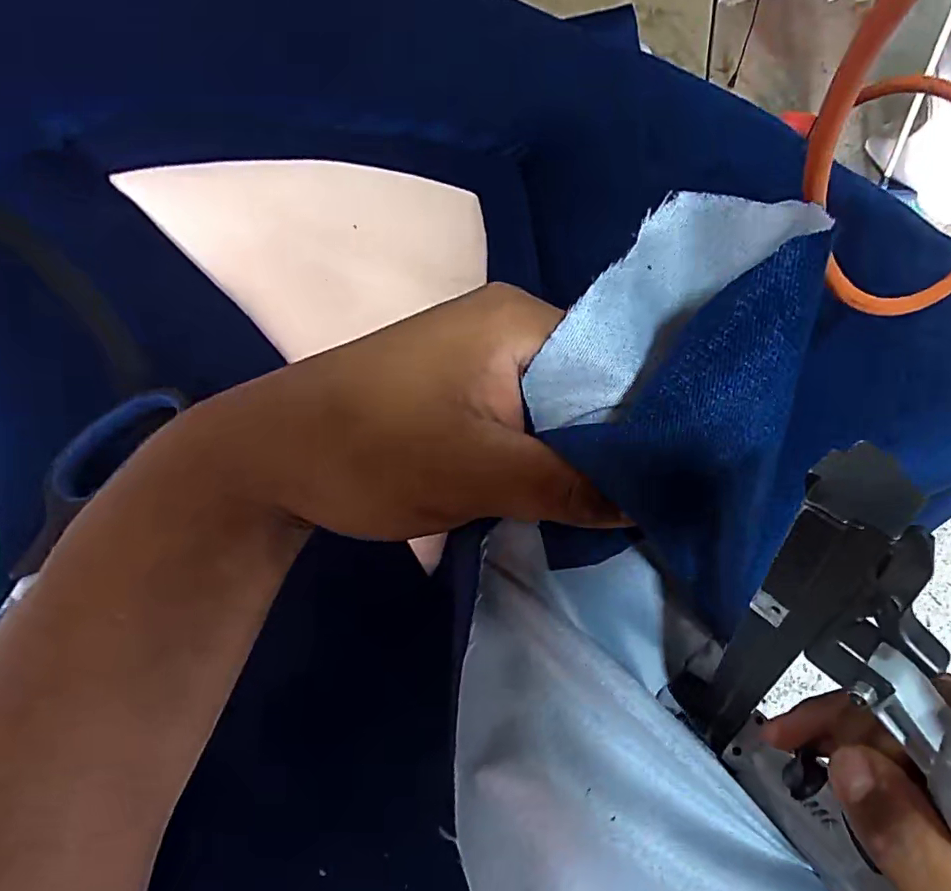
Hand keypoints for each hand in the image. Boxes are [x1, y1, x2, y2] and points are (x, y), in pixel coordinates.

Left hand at [177, 283, 623, 540]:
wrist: (266, 460)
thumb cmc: (367, 450)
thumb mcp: (477, 472)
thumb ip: (570, 486)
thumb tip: (650, 510)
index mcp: (521, 321)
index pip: (620, 364)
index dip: (651, 421)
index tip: (683, 476)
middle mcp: (517, 332)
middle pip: (599, 392)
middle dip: (623, 448)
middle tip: (665, 501)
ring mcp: (497, 367)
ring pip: (572, 418)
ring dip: (591, 464)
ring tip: (635, 507)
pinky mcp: (481, 403)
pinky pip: (543, 433)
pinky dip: (560, 468)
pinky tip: (584, 502)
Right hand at [764, 677, 950, 890]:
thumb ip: (909, 843)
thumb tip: (846, 759)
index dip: (876, 712)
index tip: (812, 730)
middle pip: (938, 721)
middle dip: (858, 725)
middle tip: (793, 743)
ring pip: (932, 743)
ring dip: (867, 747)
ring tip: (811, 760)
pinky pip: (937, 775)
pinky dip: (889, 776)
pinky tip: (859, 791)